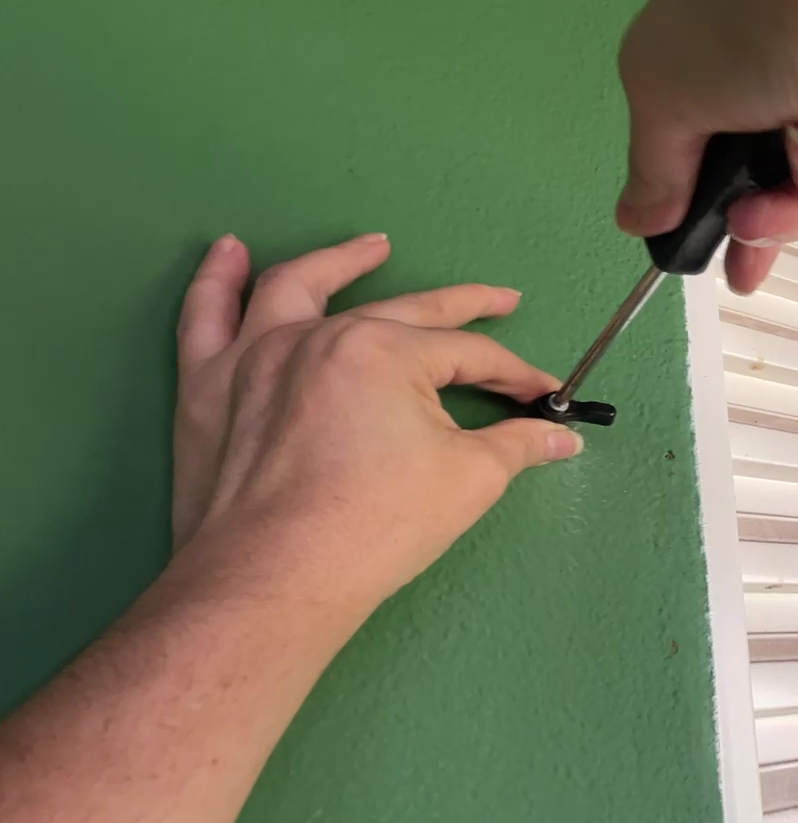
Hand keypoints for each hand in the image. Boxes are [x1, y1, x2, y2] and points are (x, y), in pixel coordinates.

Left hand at [171, 232, 581, 614]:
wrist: (275, 578)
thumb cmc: (383, 521)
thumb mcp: (474, 477)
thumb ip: (521, 444)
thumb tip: (564, 439)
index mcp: (387, 352)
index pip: (472, 354)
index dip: (518, 375)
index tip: (546, 398)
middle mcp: (321, 336)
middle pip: (408, 311)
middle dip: (468, 306)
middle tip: (504, 298)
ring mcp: (256, 355)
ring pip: (300, 288)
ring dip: (342, 260)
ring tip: (373, 245)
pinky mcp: (209, 386)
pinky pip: (207, 316)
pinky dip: (218, 279)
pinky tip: (232, 252)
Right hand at [615, 0, 797, 292]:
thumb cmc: (757, 26)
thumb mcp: (665, 89)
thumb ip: (651, 164)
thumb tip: (637, 219)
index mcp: (709, 17)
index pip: (690, 110)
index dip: (683, 174)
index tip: (675, 230)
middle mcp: (772, 46)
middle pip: (749, 156)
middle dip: (739, 215)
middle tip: (734, 264)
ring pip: (797, 176)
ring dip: (778, 207)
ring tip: (757, 222)